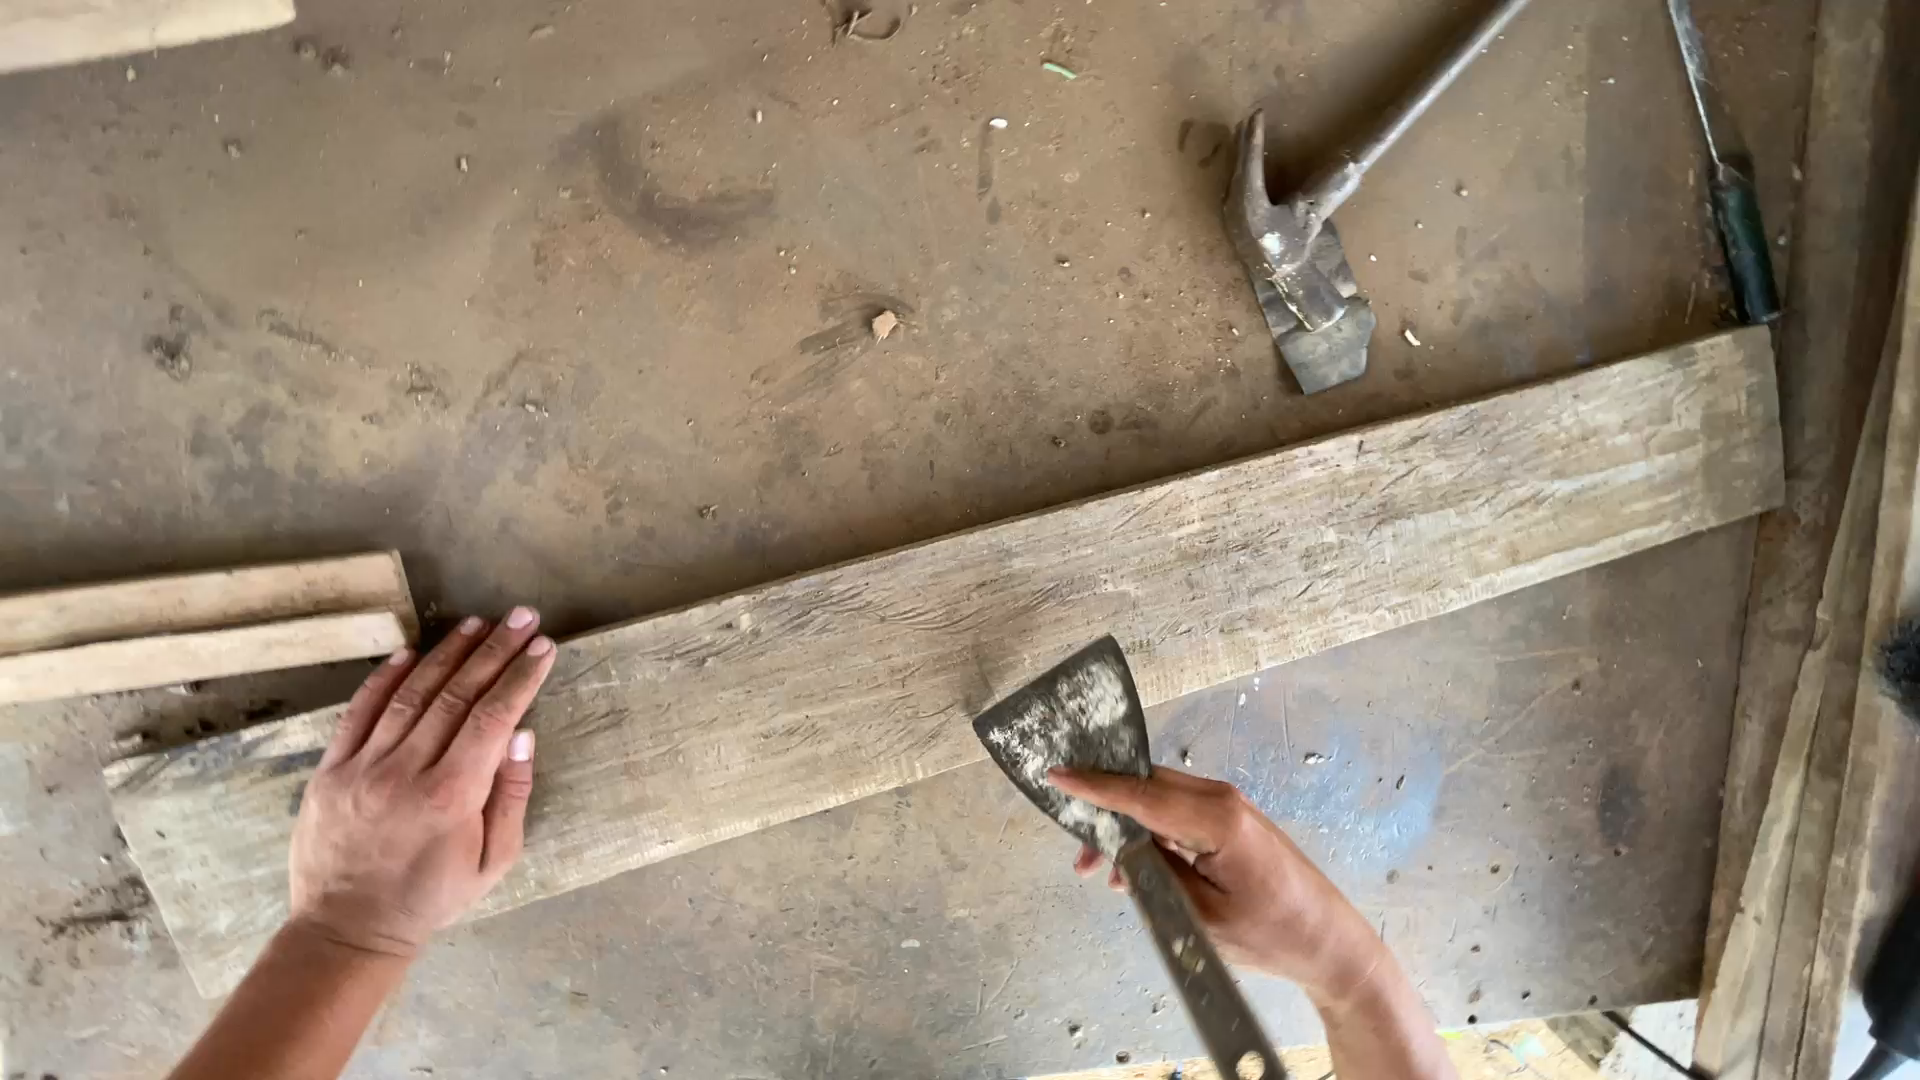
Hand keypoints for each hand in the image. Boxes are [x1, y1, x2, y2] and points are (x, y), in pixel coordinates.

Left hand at [288, 608, 557, 957]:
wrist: (345, 930)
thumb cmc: (435, 895)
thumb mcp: (496, 859)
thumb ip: (512, 795)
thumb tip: (524, 735)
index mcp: (452, 794)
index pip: (495, 716)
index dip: (522, 676)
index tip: (544, 646)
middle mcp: (406, 771)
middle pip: (457, 694)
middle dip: (495, 650)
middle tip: (523, 617)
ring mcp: (362, 768)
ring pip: (411, 695)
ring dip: (449, 653)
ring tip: (479, 623)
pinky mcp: (329, 772)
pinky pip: (358, 714)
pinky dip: (385, 678)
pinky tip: (412, 652)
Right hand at [1050, 765, 1386, 1007]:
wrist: (1334, 946)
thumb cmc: (1273, 936)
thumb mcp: (1204, 916)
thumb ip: (1157, 873)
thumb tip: (1120, 849)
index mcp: (1216, 818)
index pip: (1140, 794)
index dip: (1093, 786)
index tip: (1056, 775)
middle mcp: (1220, 797)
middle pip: (1144, 787)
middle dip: (1105, 812)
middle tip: (1080, 856)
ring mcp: (1226, 804)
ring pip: (1156, 799)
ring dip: (1126, 826)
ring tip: (1103, 873)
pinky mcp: (1229, 817)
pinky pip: (1174, 812)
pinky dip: (1149, 832)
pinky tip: (1137, 869)